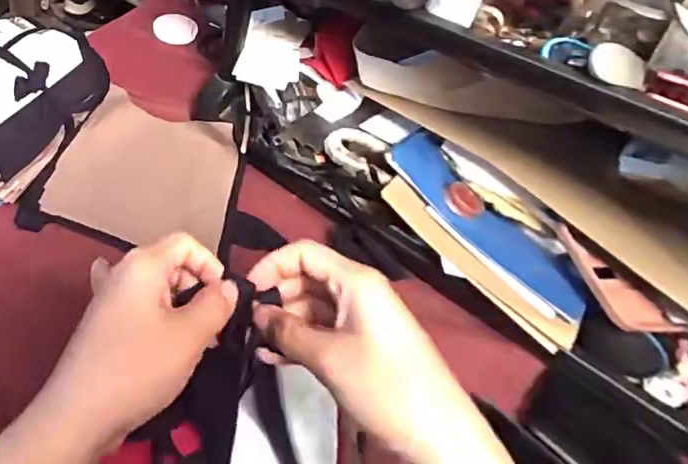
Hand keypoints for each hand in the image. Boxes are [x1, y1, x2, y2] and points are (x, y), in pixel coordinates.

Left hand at [0, 233, 236, 462]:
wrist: (79, 413)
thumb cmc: (137, 367)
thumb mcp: (188, 337)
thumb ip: (215, 306)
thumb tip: (228, 287)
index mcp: (143, 263)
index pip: (186, 243)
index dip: (210, 265)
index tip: (223, 301)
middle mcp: (123, 270)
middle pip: (171, 263)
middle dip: (196, 291)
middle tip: (212, 329)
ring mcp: (108, 295)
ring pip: (155, 287)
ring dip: (177, 309)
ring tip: (190, 342)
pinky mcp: (101, 322)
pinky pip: (136, 306)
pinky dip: (152, 315)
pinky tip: (152, 327)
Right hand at [248, 241, 510, 463]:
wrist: (441, 436)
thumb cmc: (386, 385)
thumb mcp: (329, 357)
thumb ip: (287, 332)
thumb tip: (256, 315)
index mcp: (355, 279)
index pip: (303, 252)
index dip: (271, 265)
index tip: (246, 291)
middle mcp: (357, 290)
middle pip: (307, 277)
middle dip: (276, 296)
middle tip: (248, 321)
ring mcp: (361, 318)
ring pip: (312, 306)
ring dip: (285, 322)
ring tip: (257, 343)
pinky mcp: (363, 344)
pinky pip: (323, 330)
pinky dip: (300, 339)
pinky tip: (276, 356)